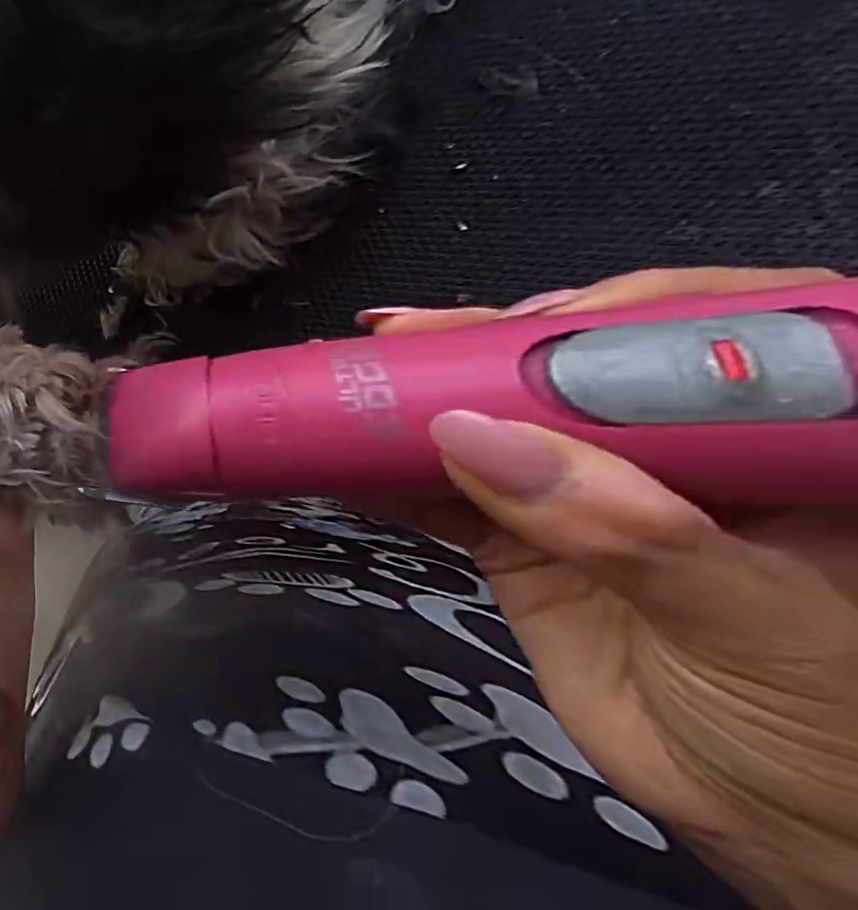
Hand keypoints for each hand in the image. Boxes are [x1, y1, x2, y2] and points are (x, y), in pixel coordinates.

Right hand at [365, 268, 857, 907]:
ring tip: (347, 382)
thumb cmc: (828, 733)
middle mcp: (680, 457)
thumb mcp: (751, 622)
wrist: (778, 835)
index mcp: (788, 450)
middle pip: (571, 376)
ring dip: (414, 407)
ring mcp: (588, 496)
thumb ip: (621, 527)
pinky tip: (340, 461)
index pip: (713, 344)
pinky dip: (387, 478)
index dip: (621, 313)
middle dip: (482, 353)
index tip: (526, 326)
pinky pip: (444, 493)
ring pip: (493, 427)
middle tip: (400, 339)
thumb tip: (467, 434)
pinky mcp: (522, 539)